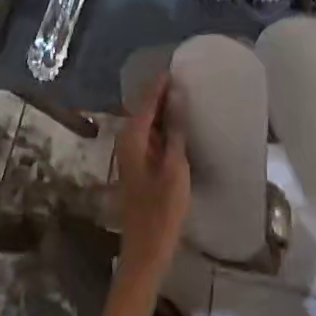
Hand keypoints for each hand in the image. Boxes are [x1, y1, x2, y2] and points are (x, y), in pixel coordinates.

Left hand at [115, 74, 190, 276]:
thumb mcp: (175, 168)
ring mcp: (133, 155)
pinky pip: (152, 136)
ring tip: (186, 94)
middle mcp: (128, 141)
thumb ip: (175, 130)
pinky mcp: (140, 166)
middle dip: (162, 93)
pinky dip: (165, 127)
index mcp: (133, 138)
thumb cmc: (162, 209)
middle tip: (185, 76)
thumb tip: (177, 96)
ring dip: (164, 110)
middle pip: (146, 109)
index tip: (176, 65)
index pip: (148, 100)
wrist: (146, 250)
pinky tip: (180, 125)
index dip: (161, 83)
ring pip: (149, 123)